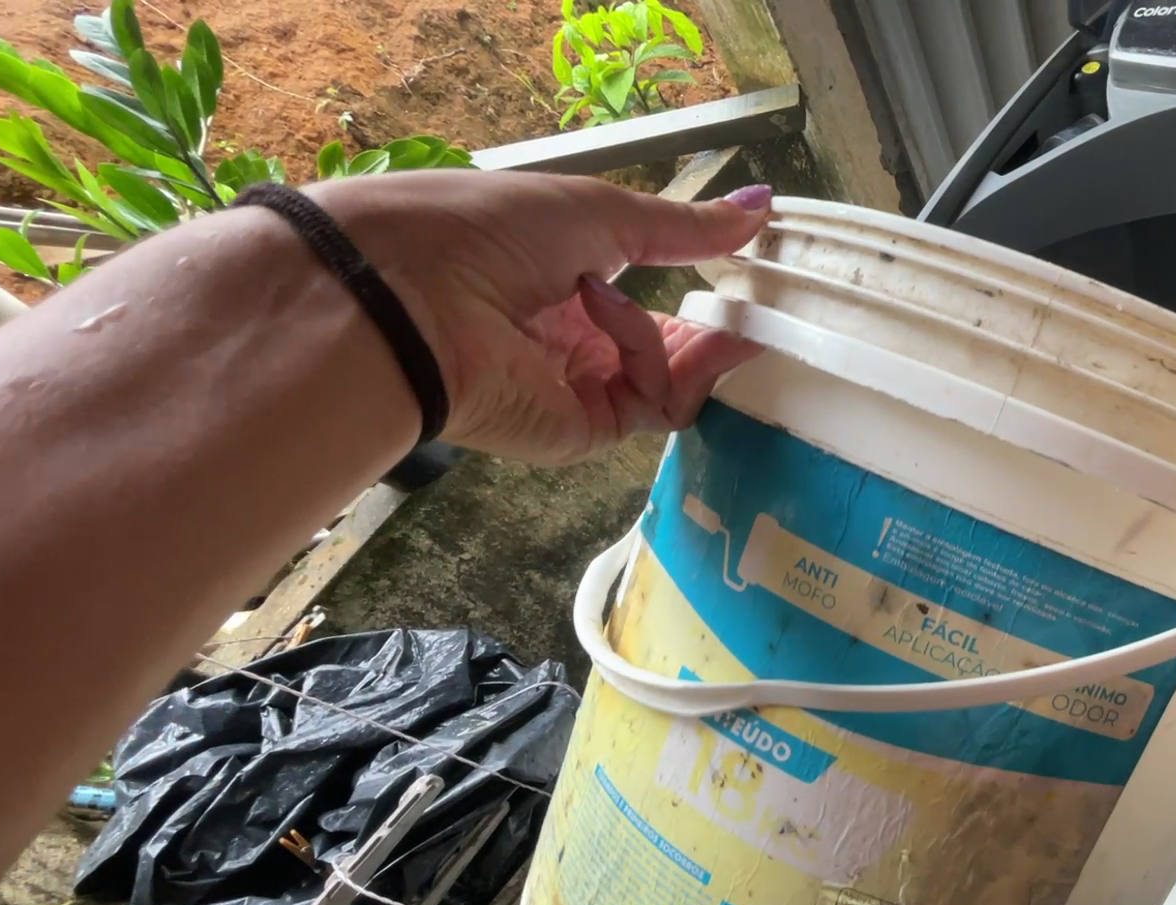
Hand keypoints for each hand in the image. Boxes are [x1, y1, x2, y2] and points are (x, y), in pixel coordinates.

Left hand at [305, 170, 771, 464]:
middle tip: (754, 321)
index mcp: (567, 291)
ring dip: (692, 347)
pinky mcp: (583, 431)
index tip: (745, 284)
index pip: (653, 311)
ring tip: (718, 327)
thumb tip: (765, 202)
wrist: (409, 291)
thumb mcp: (601, 212)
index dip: (699, 301)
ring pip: (670, 387)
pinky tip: (608, 312)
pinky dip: (645, 356)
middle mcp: (576, 346)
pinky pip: (649, 402)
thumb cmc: (493, 231)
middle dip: (712, 339)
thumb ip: (686, 225)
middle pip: (670, 358)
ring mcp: (581, 392)